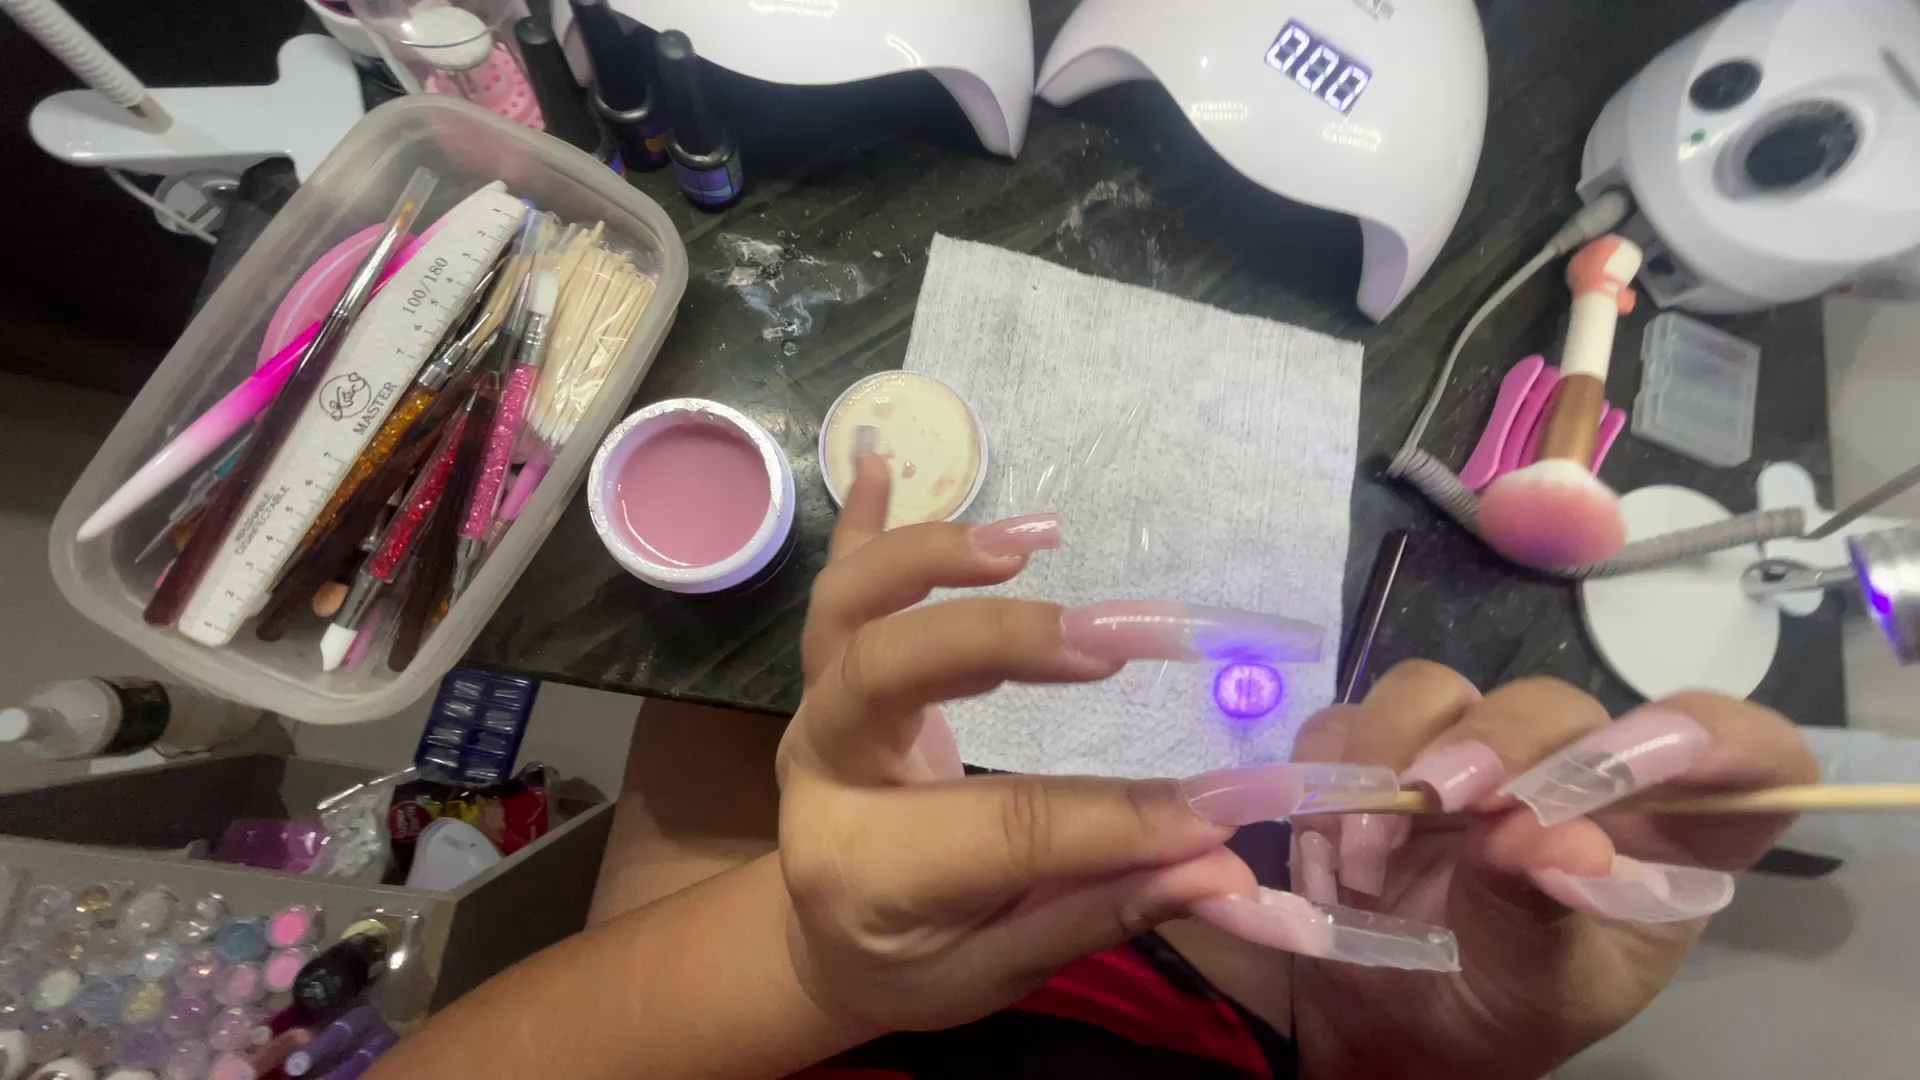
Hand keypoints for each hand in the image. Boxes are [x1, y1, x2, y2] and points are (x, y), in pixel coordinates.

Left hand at [778, 448, 1337, 1031]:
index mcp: (864, 865)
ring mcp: (817, 704)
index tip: (1238, 798)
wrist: (817, 930)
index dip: (1126, 814)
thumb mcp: (999, 966)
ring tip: (1036, 542)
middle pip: (890, 672)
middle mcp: (824, 766)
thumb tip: (1231, 867)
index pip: (1007, 826)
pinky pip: (838, 580)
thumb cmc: (909, 958)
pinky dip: (863, 520)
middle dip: (1011, 641)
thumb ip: (1104, 906)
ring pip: (850, 605)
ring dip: (935, 555)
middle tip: (1116, 634)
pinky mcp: (825, 669)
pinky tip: (884, 458)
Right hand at [1266, 661, 1817, 1079]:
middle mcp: (1552, 771)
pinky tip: (1326, 847)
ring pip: (1426, 691)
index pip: (1740, 754)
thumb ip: (1540, 913)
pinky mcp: (1368, 744)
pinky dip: (1322, 777)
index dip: (1708, 737)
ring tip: (1362, 854)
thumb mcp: (1530, 986)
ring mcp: (1452, 748)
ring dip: (1383, 757)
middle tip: (1436, 799)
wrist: (1374, 1007)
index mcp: (1650, 836)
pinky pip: (1338, 723)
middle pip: (1544, 703)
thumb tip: (1552, 838)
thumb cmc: (1482, 1008)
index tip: (1637, 757)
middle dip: (1489, 744)